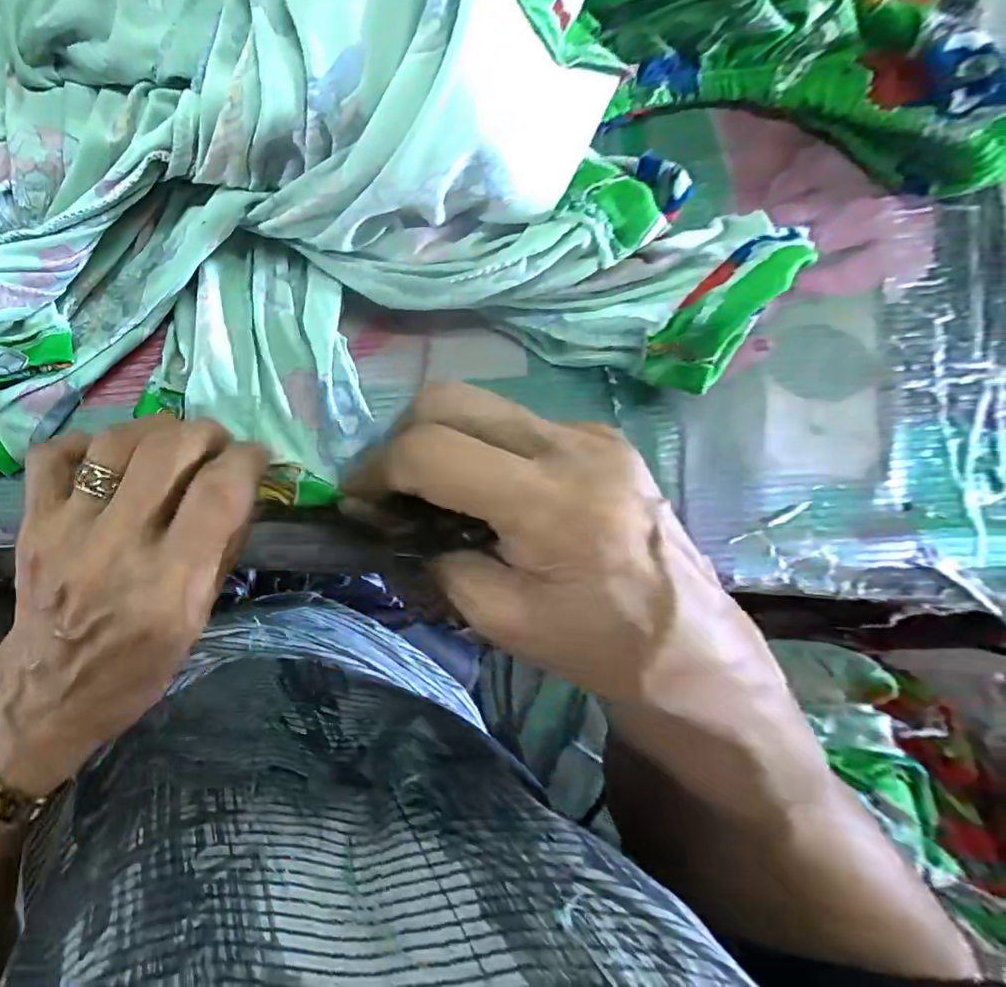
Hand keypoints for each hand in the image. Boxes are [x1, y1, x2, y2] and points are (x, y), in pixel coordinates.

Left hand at [0, 415, 268, 797]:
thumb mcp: (193, 626)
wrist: (48, 691)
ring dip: (151, 428)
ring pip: (112, 443)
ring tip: (166, 438)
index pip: (218, 494)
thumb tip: (238, 488)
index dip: (246, 460)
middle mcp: (115, 548)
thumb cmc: (131, 672)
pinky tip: (103, 454)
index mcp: (166, 587)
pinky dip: (82, 442)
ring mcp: (65, 530)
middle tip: (213, 442)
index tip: (253, 456)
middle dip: (202, 433)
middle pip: (166, 452)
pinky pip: (51, 455)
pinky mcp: (31, 522)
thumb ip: (216, 554)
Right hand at [342, 382, 791, 717]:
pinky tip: (476, 487)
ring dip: (431, 436)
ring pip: (472, 400)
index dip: (374, 470)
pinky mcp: (596, 436)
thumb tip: (385, 518)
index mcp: (551, 502)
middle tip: (388, 487)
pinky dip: (469, 442)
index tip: (355, 501)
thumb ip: (430, 555)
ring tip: (425, 486)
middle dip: (396, 440)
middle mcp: (573, 448)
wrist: (695, 650)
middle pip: (444, 400)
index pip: (428, 450)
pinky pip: (505, 418)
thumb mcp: (492, 614)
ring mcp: (590, 434)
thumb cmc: (593, 643)